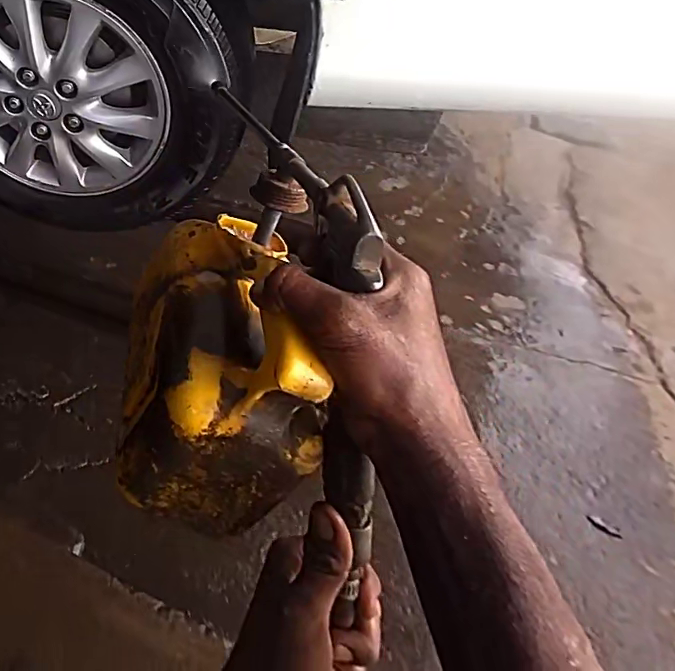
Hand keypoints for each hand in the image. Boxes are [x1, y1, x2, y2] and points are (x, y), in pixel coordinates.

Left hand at [226, 502, 382, 669]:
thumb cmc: (276, 658)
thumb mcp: (305, 609)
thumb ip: (323, 564)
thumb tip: (328, 510)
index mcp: (293, 559)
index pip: (351, 554)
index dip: (361, 586)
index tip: (355, 605)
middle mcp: (301, 578)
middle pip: (361, 596)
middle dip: (359, 626)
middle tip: (333, 639)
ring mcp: (312, 612)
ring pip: (363, 628)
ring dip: (355, 652)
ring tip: (327, 658)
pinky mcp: (321, 639)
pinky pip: (357, 651)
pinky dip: (349, 666)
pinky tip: (329, 667)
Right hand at [267, 245, 472, 456]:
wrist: (408, 438)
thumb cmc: (394, 375)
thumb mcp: (338, 317)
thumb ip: (294, 285)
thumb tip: (265, 276)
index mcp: (394, 274)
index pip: (343, 235)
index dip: (309, 236)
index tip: (275, 243)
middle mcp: (382, 292)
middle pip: (321, 268)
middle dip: (293, 281)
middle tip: (276, 292)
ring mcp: (365, 322)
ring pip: (312, 299)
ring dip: (293, 312)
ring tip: (286, 325)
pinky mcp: (349, 347)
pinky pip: (311, 327)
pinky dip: (297, 334)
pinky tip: (296, 346)